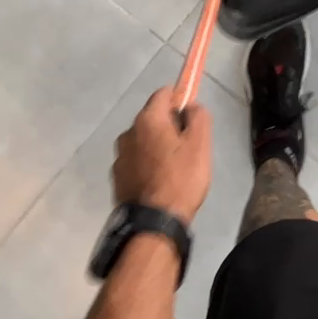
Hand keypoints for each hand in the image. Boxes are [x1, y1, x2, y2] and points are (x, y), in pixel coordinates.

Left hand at [112, 89, 211, 221]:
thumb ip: (198, 115)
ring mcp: (119, 157)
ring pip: (143, 140)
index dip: (180, 99)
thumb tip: (190, 106)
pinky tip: (159, 181)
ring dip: (156, 146)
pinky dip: (146, 164)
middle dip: (169, 125)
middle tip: (187, 145)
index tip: (191, 116)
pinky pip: (136, 161)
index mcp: (147, 120)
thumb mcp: (200, 143)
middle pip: (152, 117)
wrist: (153, 225)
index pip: (164, 93)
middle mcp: (128, 133)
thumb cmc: (181, 179)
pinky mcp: (117, 179)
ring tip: (173, 167)